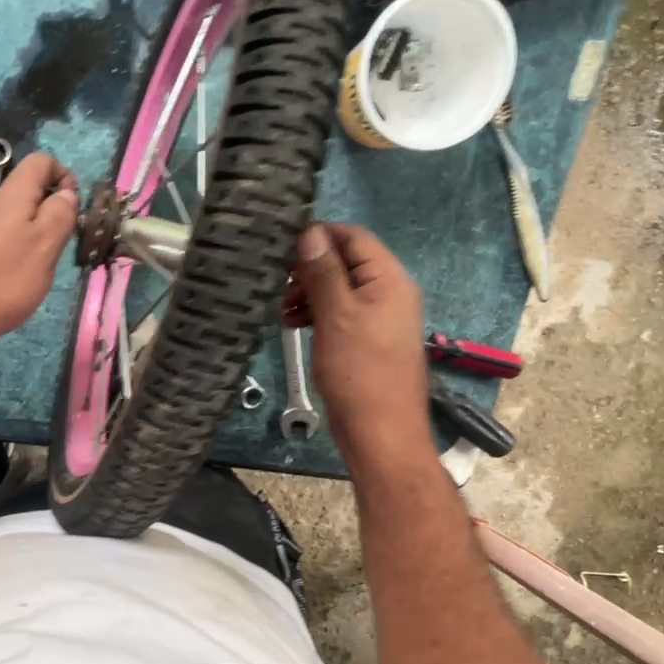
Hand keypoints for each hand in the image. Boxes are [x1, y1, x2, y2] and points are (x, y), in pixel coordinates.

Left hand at [0, 153, 79, 360]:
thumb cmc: (7, 279)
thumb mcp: (46, 244)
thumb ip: (61, 213)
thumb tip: (66, 193)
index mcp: (12, 194)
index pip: (41, 161)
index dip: (63, 175)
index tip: (74, 208)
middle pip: (29, 187)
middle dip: (52, 206)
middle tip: (63, 239)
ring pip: (17, 214)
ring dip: (38, 229)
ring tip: (44, 260)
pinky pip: (5, 235)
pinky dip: (20, 245)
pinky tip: (22, 273)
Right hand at [288, 223, 430, 461]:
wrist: (379, 430)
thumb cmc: (359, 370)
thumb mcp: (336, 316)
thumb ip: (324, 273)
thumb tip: (310, 233)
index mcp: (388, 279)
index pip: (353, 237)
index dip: (318, 236)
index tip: (279, 247)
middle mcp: (387, 292)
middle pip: (344, 263)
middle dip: (308, 269)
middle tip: (275, 286)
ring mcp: (377, 318)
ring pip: (338, 290)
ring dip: (308, 294)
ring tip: (281, 312)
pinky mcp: (364, 341)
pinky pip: (339, 315)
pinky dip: (316, 315)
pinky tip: (294, 326)